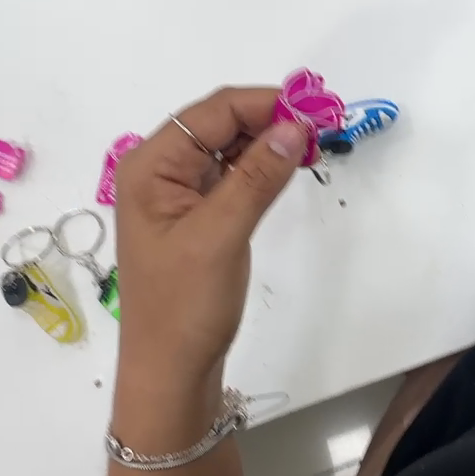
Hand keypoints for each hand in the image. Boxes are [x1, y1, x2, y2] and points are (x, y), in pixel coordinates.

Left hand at [111, 88, 308, 392]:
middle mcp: (161, 169)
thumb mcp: (222, 234)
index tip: (317, 113)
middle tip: (322, 129)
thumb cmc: (186, 304)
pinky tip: (288, 169)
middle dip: (271, 119)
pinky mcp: (198, 212)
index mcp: (152, 165)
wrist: (172, 371)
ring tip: (312, 147)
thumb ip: (257, 176)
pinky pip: (233, 172)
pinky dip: (262, 165)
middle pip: (221, 122)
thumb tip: (296, 126)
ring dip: (269, 141)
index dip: (266, 104)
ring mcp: (179, 192)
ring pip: (230, 145)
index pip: (214, 111)